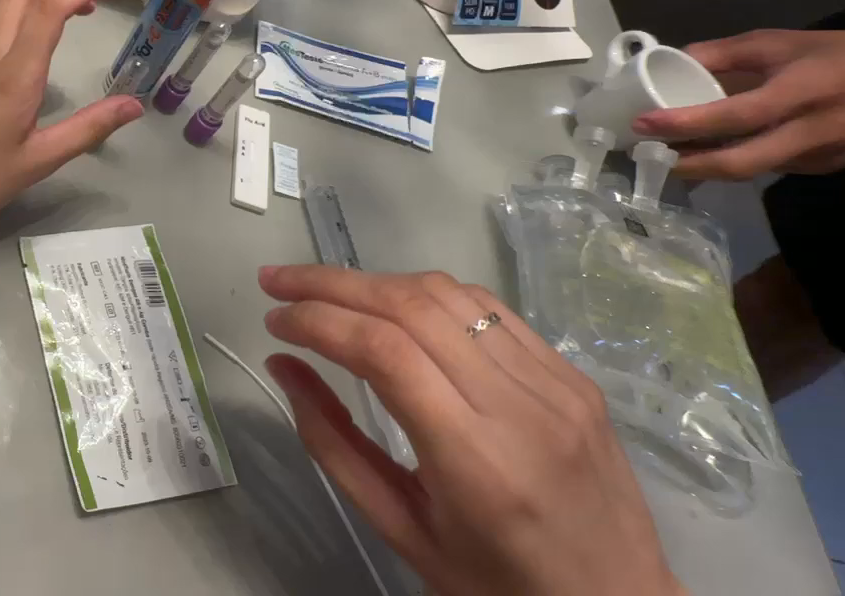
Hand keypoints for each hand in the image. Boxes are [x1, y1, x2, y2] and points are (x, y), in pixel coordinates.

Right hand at [260, 266, 684, 595]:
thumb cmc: (495, 584)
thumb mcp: (400, 527)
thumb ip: (332, 442)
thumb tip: (282, 364)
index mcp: (478, 461)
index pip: (383, 351)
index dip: (316, 320)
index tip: (272, 320)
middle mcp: (522, 408)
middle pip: (408, 306)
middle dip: (329, 283)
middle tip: (276, 282)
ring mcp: (556, 384)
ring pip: (445, 293)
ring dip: (372, 280)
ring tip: (323, 290)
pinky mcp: (572, 374)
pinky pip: (484, 307)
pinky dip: (421, 292)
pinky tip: (389, 303)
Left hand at [632, 29, 844, 179]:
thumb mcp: (784, 42)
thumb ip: (723, 52)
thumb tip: (671, 59)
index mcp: (803, 92)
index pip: (735, 116)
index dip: (685, 123)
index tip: (642, 125)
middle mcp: (813, 132)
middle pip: (741, 162)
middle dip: (686, 165)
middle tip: (645, 155)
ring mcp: (823, 156)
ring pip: (752, 169)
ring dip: (705, 167)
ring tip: (665, 154)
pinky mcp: (828, 168)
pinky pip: (769, 167)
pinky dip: (734, 162)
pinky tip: (707, 153)